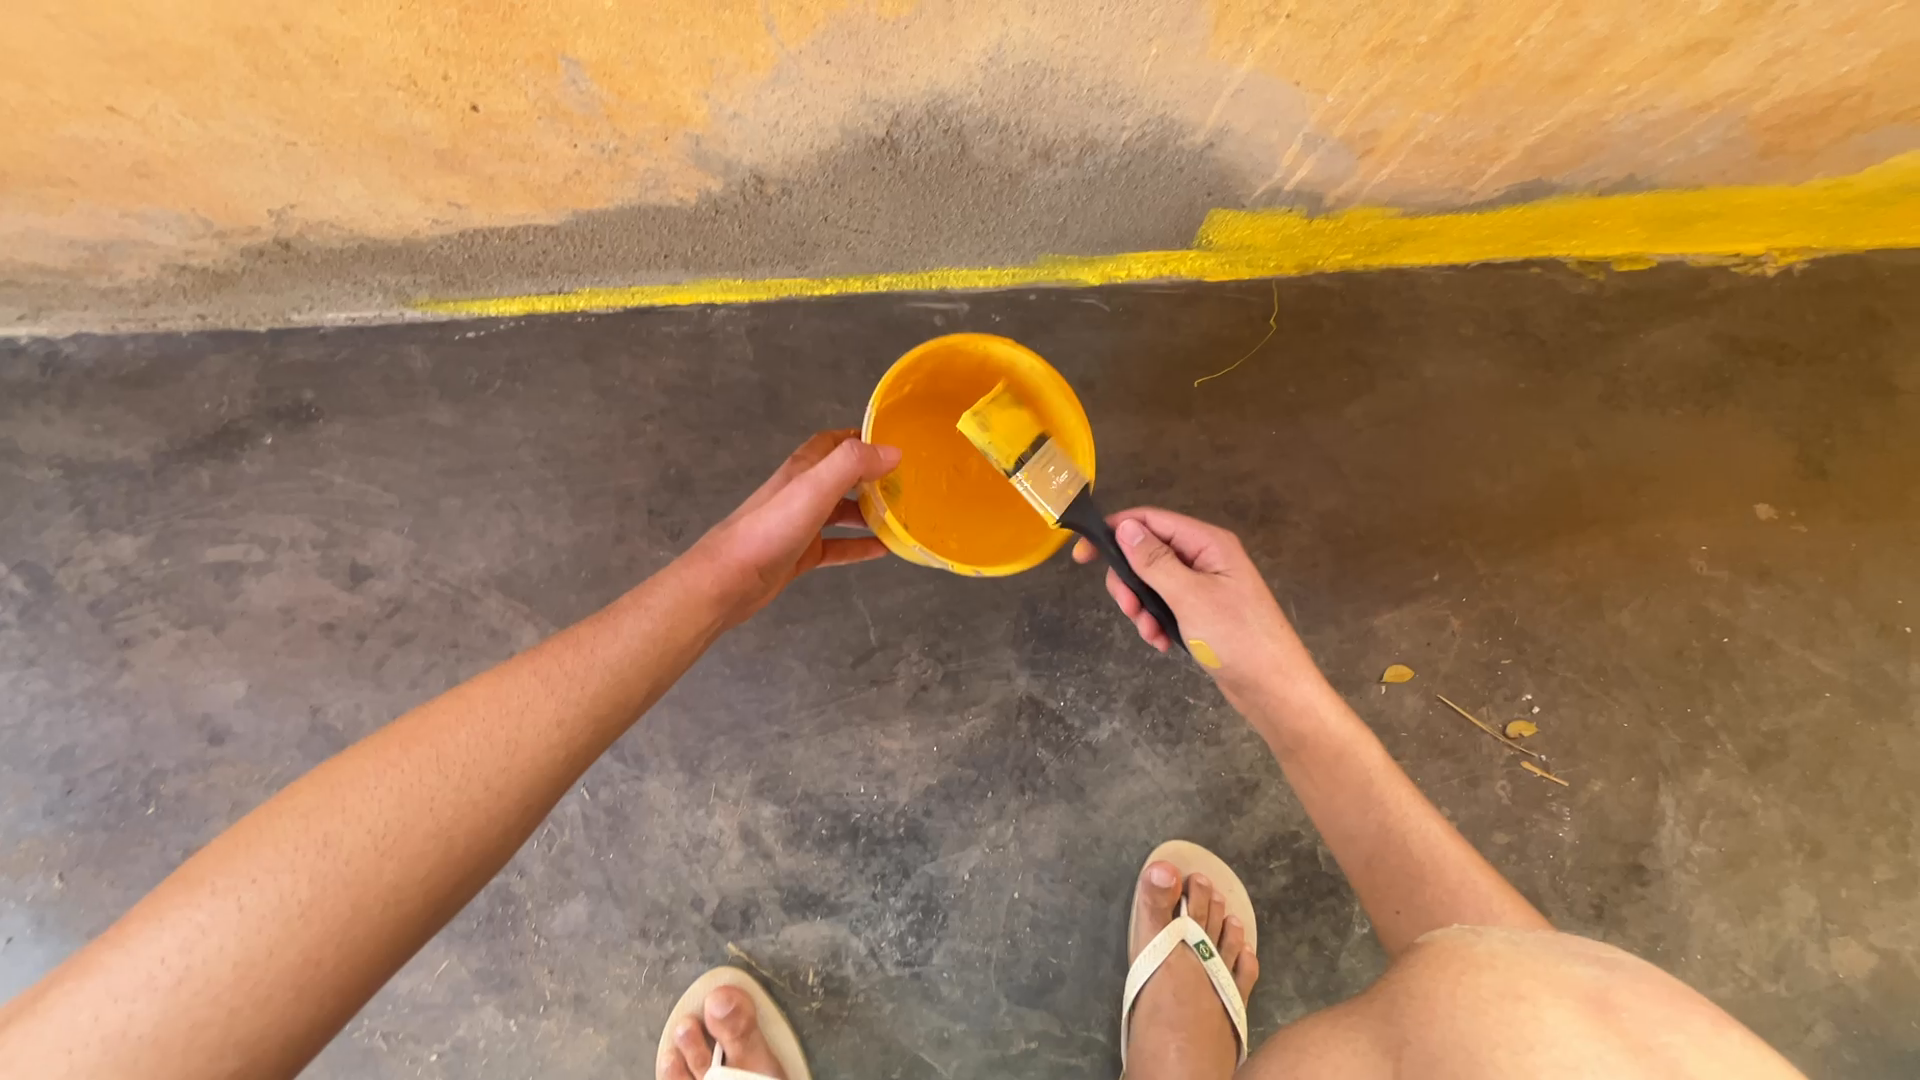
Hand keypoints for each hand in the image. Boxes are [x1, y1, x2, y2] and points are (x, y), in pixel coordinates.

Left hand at [684, 429, 900, 627]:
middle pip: (842, 477)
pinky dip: (859, 546)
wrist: (729, 579)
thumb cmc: (772, 529)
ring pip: (841, 512)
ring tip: (901, 518)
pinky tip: (884, 551)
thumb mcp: (814, 488)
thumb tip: (893, 451)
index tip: (894, 445)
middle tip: (906, 486)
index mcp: (803, 470)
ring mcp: (801, 525)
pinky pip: (837, 546)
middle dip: (872, 478)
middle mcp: (802, 492)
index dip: (861, 439)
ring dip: (869, 513)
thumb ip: (851, 465)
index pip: (834, 442)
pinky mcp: (801, 554)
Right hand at [1072, 507, 1323, 712]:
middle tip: (1128, 609)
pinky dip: (1156, 622)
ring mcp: (1204, 585)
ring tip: (1151, 633)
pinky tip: (1161, 643)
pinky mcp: (1202, 611)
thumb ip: (1154, 561)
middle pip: (1147, 554)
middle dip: (1130, 582)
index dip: (1115, 532)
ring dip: (1142, 608)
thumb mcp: (1189, 597)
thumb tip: (1125, 527)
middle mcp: (1205, 558)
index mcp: (1208, 543)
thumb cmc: (1236, 637)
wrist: (1273, 688)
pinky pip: (1165, 606)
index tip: (1083, 556)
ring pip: (1152, 584)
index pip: (1151, 521)